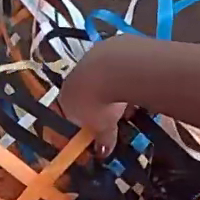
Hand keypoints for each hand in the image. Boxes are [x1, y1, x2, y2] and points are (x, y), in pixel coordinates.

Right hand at [58, 39, 133, 157]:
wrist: (114, 69)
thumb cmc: (100, 105)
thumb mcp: (103, 128)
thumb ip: (103, 140)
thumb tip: (103, 153)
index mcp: (65, 99)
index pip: (67, 115)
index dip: (80, 125)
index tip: (92, 132)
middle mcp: (73, 78)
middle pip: (83, 95)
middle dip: (97, 107)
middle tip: (112, 118)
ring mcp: (89, 60)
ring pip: (99, 79)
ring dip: (111, 91)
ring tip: (127, 104)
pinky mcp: (108, 46)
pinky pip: (114, 67)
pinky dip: (122, 77)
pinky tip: (134, 85)